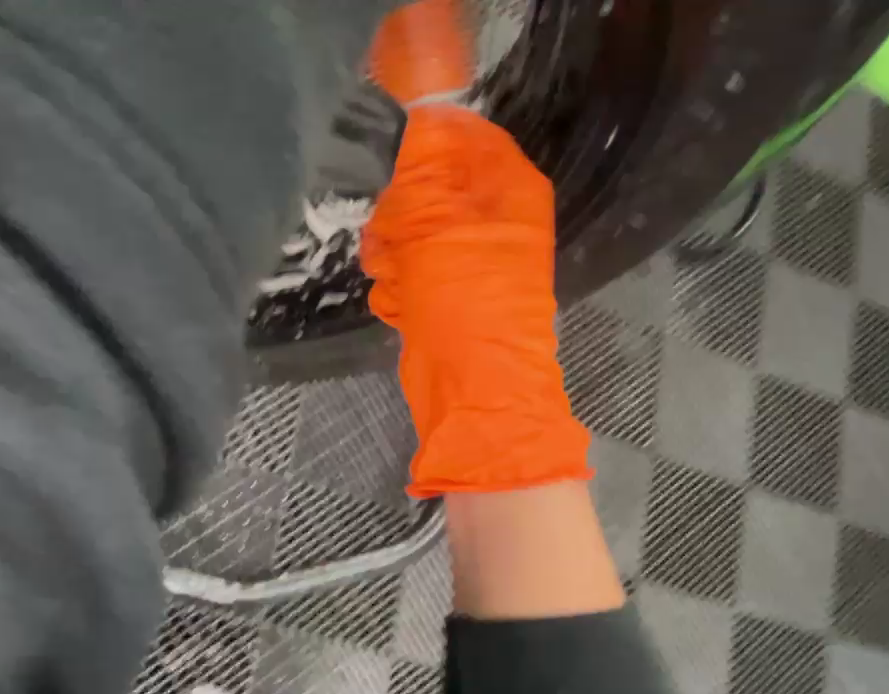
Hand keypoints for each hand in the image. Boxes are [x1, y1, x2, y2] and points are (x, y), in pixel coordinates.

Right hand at [361, 106, 591, 497]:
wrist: (471, 384)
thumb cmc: (465, 299)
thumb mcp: (437, 224)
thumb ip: (421, 170)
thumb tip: (414, 115)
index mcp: (506, 185)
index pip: (457, 134)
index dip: (415, 147)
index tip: (383, 171)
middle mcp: (487, 215)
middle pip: (420, 186)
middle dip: (393, 215)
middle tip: (391, 240)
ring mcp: (462, 256)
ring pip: (401, 233)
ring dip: (388, 257)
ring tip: (397, 280)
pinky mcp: (438, 290)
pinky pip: (401, 271)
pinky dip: (394, 289)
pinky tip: (401, 306)